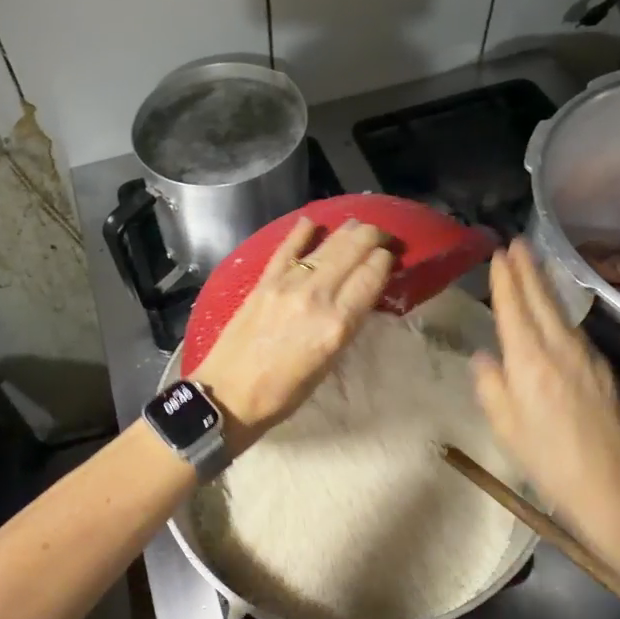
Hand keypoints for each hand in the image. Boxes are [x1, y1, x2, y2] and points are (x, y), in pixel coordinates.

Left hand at [191, 217, 393, 452]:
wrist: (228, 395)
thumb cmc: (284, 393)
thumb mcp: (329, 363)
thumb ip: (346, 324)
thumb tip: (360, 295)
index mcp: (338, 323)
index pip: (373, 274)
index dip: (387, 259)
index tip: (391, 257)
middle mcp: (317, 296)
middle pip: (354, 248)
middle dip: (374, 237)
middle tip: (381, 238)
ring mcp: (288, 284)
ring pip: (328, 242)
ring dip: (348, 230)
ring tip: (357, 228)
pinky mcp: (264, 280)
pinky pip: (288, 247)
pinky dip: (303, 231)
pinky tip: (313, 223)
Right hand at [472, 240, 619, 573]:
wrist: (613, 489)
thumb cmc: (548, 461)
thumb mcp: (505, 427)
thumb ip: (491, 385)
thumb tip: (486, 356)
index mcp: (530, 361)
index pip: (514, 308)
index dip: (505, 280)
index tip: (499, 254)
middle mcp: (560, 350)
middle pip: (542, 301)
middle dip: (528, 270)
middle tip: (517, 243)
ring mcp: (586, 359)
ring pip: (561, 313)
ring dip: (545, 287)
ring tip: (534, 267)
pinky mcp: (602, 373)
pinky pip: (574, 332)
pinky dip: (560, 314)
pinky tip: (556, 316)